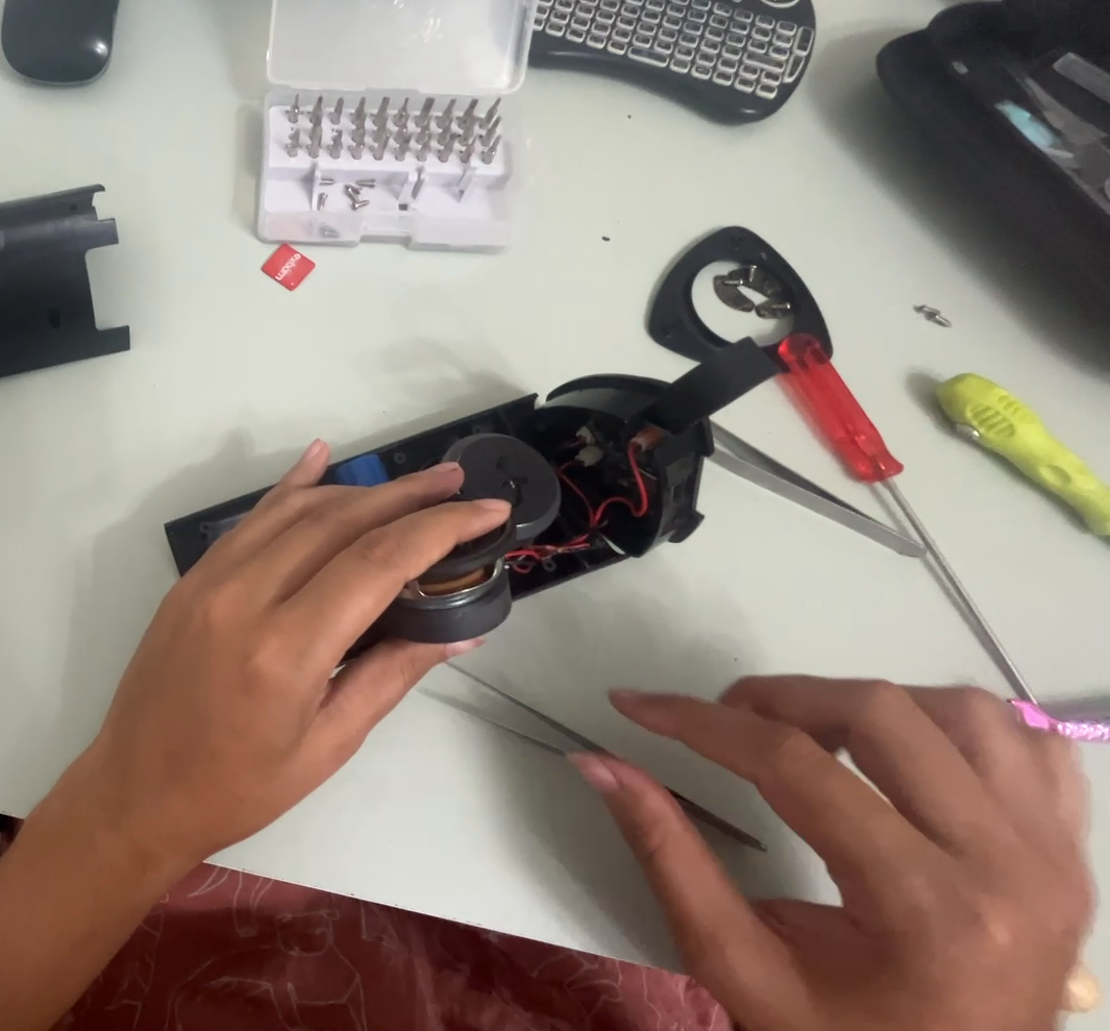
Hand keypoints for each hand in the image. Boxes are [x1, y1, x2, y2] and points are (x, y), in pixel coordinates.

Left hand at [34, 440, 510, 877]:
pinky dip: (290, 489)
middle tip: (458, 482)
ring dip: (356, 490)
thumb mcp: (327, 744)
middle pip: (337, 522)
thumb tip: (462, 630)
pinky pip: (249, 521)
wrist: (135, 789)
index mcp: (284, 648)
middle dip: (406, 496)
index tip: (486, 511)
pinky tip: (318, 459)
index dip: (439, 527)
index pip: (376, 561)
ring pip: (293, 511)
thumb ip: (391, 675)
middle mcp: (244, 596)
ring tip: (410, 484)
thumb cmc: (236, 787)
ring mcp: (209, 580)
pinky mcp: (191, 580)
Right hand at [575, 677, 1091, 1030]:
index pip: (795, 766)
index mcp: (927, 908)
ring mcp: (1056, 858)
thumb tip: (596, 762)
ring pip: (961, 711)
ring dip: (861, 704)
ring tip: (801, 736)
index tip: (634, 703)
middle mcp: (1012, 870)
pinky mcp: (1068, 853)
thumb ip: (664, 852)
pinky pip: (1023, 744)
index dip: (699, 722)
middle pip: (882, 715)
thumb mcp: (730, 960)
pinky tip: (889, 752)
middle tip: (718, 723)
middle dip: (775, 699)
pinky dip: (947, 723)